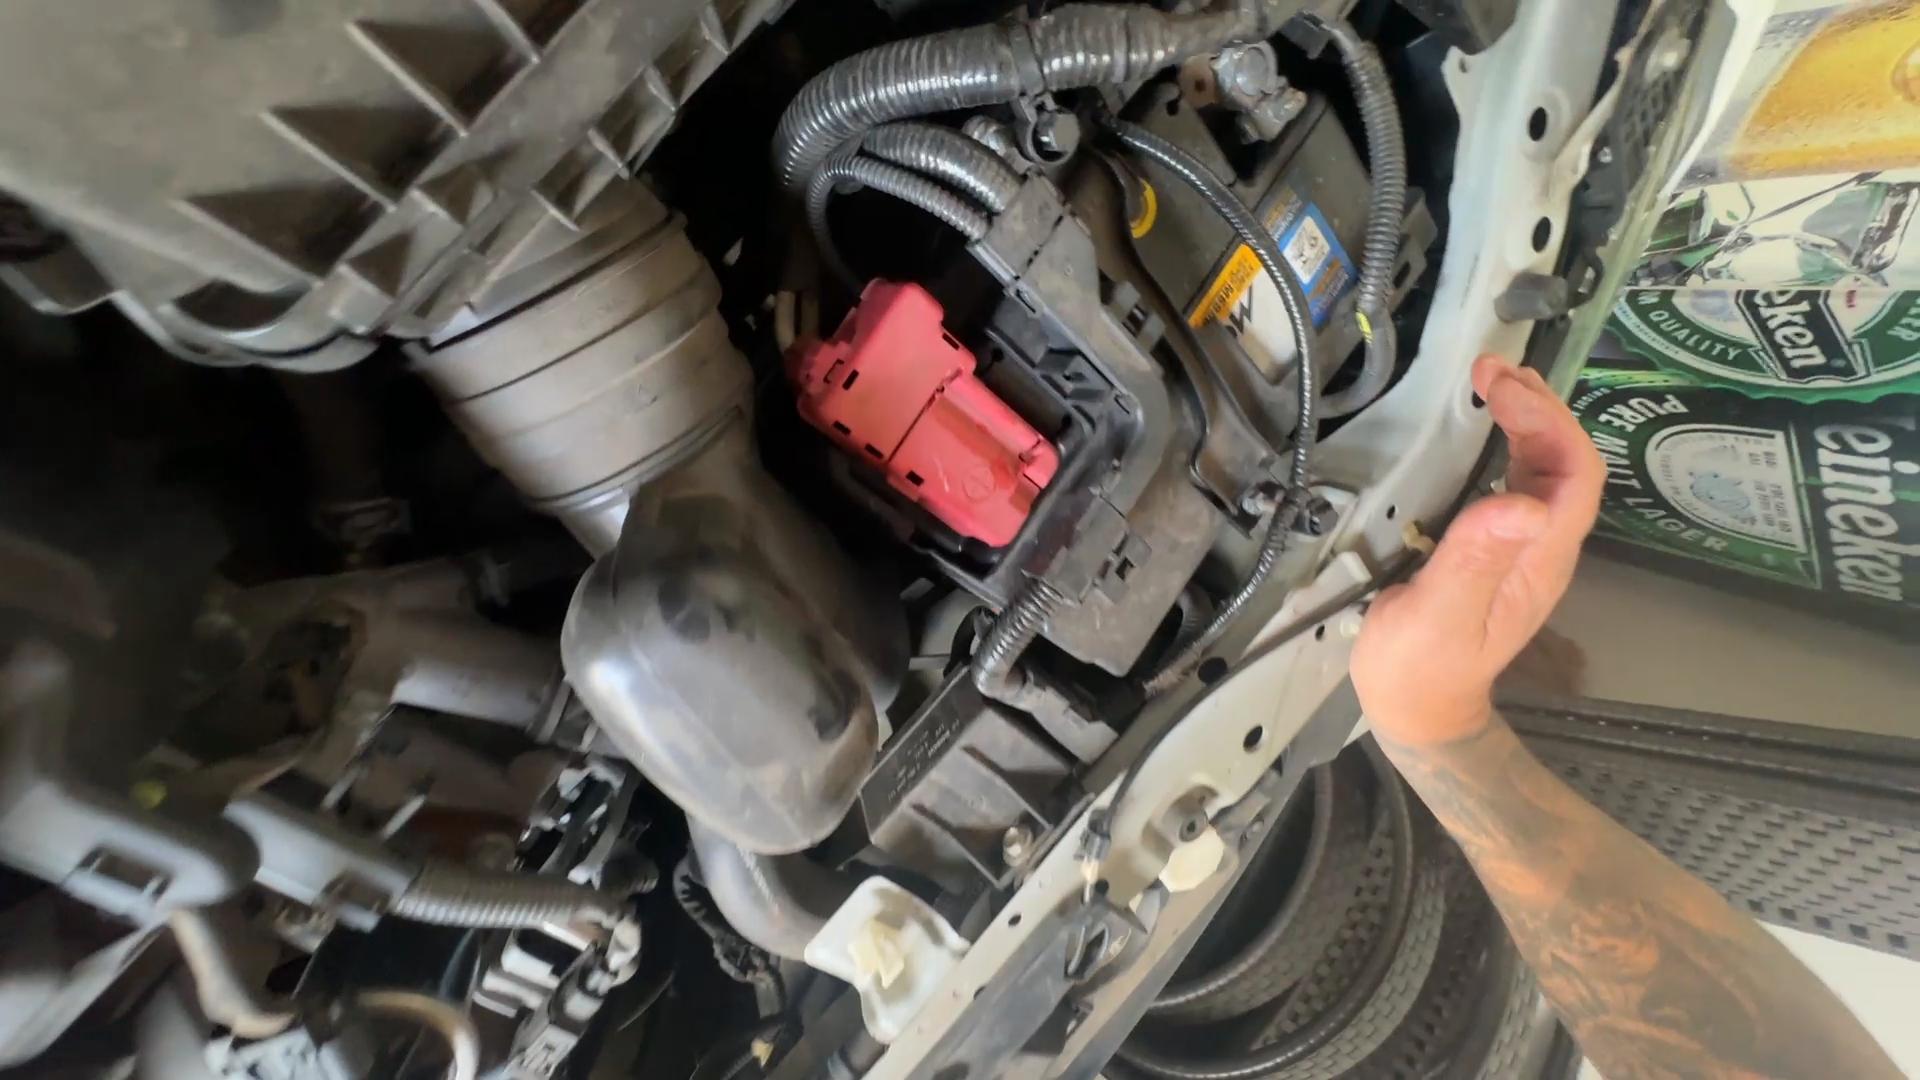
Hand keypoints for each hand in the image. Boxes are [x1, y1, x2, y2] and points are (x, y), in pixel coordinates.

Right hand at [1351, 355, 1603, 746]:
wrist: (1416, 705)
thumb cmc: (1418, 667)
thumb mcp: (1436, 616)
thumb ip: (1473, 562)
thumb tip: (1520, 503)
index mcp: (1535, 560)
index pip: (1571, 476)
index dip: (1547, 423)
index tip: (1500, 388)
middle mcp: (1538, 549)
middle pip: (1564, 465)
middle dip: (1538, 409)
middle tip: (1491, 371)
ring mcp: (1517, 551)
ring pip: (1543, 473)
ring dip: (1525, 423)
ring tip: (1489, 386)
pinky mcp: (1490, 553)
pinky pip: (1513, 488)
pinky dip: (1501, 450)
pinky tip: (1476, 436)